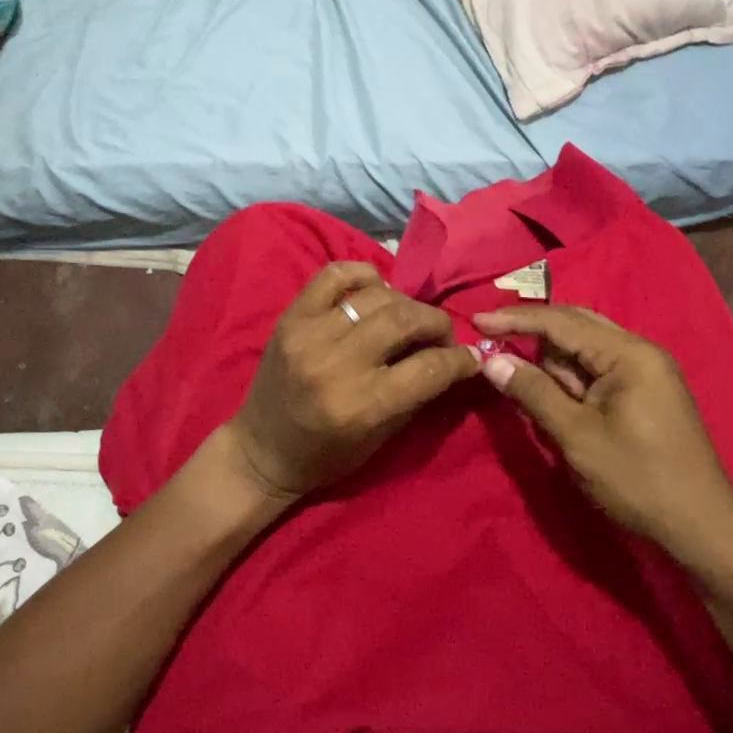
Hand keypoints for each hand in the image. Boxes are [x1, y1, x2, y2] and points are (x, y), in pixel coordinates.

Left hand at [224, 262, 479, 502]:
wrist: (260, 451)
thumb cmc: (325, 457)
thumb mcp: (380, 439)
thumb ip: (417, 396)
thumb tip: (454, 359)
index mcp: (359, 406)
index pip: (429, 368)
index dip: (461, 360)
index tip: (471, 358)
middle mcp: (334, 364)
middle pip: (406, 320)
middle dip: (437, 324)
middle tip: (442, 336)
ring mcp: (309, 334)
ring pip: (376, 295)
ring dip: (405, 303)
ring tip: (408, 319)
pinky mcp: (291, 316)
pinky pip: (335, 275)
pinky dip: (364, 275)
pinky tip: (375, 292)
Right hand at [474, 306, 732, 585]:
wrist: (702, 530)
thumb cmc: (638, 480)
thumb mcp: (577, 437)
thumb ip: (533, 392)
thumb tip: (491, 360)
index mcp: (629, 353)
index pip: (561, 321)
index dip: (515, 320)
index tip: (474, 322)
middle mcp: (641, 352)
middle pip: (576, 327)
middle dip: (533, 338)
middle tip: (491, 345)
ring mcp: (647, 373)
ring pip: (585, 351)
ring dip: (552, 366)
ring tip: (522, 385)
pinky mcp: (647, 395)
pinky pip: (599, 372)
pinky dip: (571, 382)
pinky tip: (554, 399)